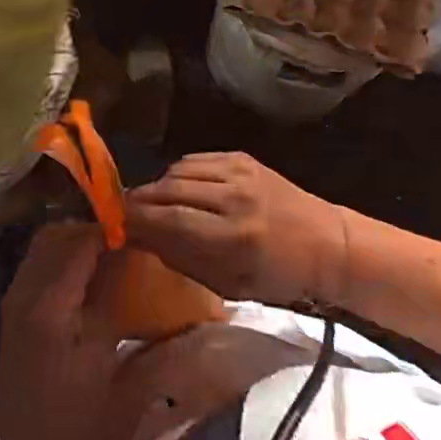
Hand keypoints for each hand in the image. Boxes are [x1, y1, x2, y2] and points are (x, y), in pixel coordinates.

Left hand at [0, 224, 129, 439]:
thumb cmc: (76, 428)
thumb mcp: (121, 386)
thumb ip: (145, 335)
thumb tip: (179, 298)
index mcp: (51, 306)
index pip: (80, 243)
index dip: (110, 230)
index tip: (141, 228)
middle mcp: (25, 291)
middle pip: (57, 236)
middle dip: (92, 230)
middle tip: (127, 240)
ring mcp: (14, 297)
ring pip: (44, 246)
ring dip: (76, 242)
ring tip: (112, 254)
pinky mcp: (12, 308)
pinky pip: (37, 263)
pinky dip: (62, 257)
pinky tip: (89, 278)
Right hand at [125, 152, 348, 307]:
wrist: (326, 242)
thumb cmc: (277, 275)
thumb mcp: (228, 283)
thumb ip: (179, 257)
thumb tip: (136, 235)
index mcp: (234, 237)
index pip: (169, 220)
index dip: (136, 219)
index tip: (114, 222)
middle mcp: (234, 198)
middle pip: (168, 189)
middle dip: (140, 200)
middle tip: (123, 210)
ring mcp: (238, 171)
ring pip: (177, 170)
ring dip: (158, 185)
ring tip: (153, 201)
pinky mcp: (241, 156)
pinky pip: (194, 159)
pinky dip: (179, 173)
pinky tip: (179, 188)